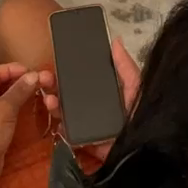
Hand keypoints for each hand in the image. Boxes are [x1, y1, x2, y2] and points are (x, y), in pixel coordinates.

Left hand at [0, 62, 49, 187]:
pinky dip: (13, 104)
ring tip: (32, 91)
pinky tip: (24, 106)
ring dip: (15, 92)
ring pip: (0, 96)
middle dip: (16, 80)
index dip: (12, 68)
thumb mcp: (6, 109)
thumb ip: (20, 90)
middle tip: (33, 80)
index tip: (30, 71)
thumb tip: (34, 74)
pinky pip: (1, 109)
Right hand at [40, 36, 141, 162]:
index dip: (66, 70)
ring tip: (49, 98)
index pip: (81, 78)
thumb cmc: (142, 114)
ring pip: (63, 112)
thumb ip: (125, 66)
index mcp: (103, 92)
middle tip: (43, 77)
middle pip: (67, 94)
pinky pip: (68, 134)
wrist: (143, 148)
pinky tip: (56, 118)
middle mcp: (92, 107)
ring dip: (53, 103)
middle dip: (53, 85)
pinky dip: (60, 126)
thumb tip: (116, 39)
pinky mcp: (85, 143)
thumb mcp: (136, 86)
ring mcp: (86, 126)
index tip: (54, 61)